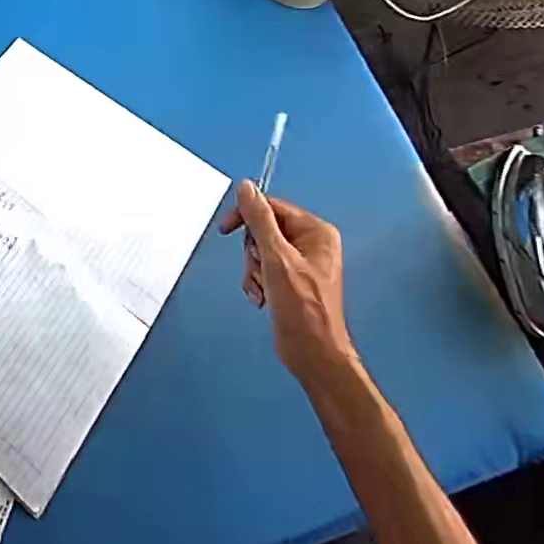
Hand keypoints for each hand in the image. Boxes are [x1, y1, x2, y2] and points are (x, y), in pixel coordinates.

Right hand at [218, 181, 352, 381]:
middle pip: (263, 229)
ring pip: (259, 249)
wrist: (313, 355)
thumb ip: (259, 220)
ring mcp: (301, 262)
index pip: (271, 206)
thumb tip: (247, 188)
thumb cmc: (304, 310)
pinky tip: (264, 297)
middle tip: (260, 270)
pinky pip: (262, 267)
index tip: (227, 228)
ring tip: (264, 288)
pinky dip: (257, 281)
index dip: (247, 216)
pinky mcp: (291, 279)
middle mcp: (311, 243)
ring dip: (253, 269)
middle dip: (253, 252)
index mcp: (316, 231)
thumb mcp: (276, 258)